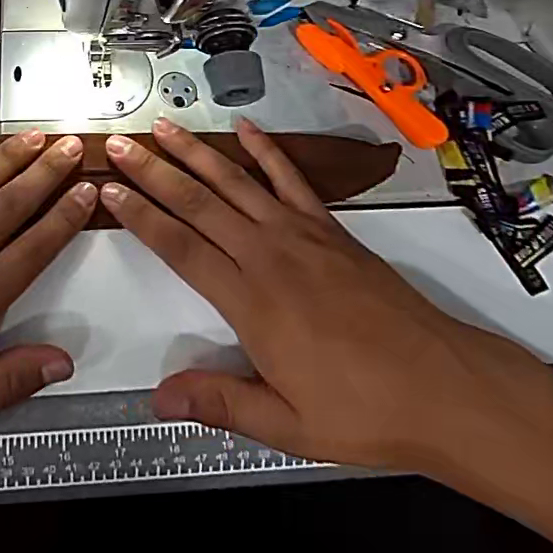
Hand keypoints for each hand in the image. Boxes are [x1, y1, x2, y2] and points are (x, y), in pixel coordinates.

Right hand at [99, 117, 552, 484]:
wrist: (444, 387)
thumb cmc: (363, 410)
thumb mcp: (287, 425)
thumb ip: (220, 404)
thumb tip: (159, 398)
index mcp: (250, 302)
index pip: (179, 246)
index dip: (139, 215)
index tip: (109, 188)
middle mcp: (269, 255)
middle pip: (198, 203)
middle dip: (154, 171)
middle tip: (121, 144)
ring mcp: (301, 234)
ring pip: (236, 182)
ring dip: (197, 153)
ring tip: (166, 127)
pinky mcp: (330, 228)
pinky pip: (291, 179)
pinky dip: (267, 151)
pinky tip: (246, 128)